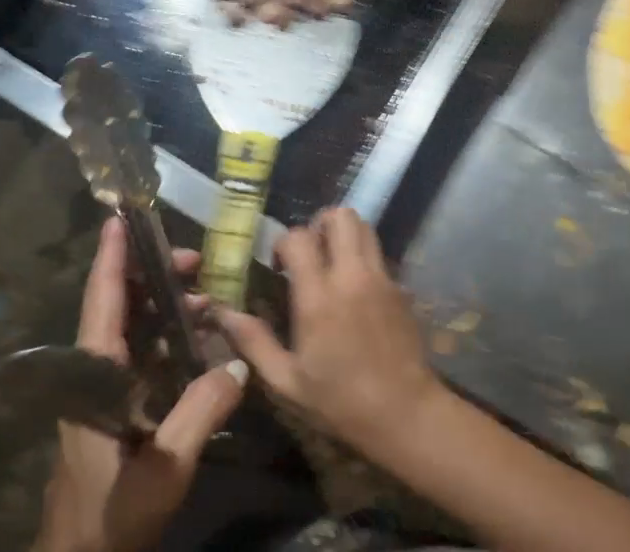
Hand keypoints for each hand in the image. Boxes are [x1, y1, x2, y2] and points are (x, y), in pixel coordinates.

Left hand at [36, 217, 247, 551]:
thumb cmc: (112, 510)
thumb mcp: (164, 466)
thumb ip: (200, 412)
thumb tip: (239, 365)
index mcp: (94, 378)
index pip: (102, 303)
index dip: (111, 259)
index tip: (120, 218)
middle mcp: (94, 376)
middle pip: (120, 308)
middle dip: (154, 277)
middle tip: (197, 263)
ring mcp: (103, 394)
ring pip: (132, 331)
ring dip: (166, 307)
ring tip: (208, 300)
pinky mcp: (117, 411)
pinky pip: (142, 357)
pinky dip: (169, 338)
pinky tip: (201, 340)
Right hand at [214, 208, 446, 458]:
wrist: (405, 412)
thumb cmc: (340, 402)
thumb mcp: (287, 382)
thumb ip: (254, 342)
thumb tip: (224, 313)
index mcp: (319, 297)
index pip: (299, 238)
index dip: (283, 243)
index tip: (278, 267)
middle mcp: (352, 276)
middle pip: (341, 216)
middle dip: (319, 224)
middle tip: (309, 253)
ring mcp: (381, 279)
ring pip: (365, 227)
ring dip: (345, 235)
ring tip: (331, 264)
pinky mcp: (400, 288)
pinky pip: (379, 255)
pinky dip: (364, 257)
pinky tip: (355, 290)